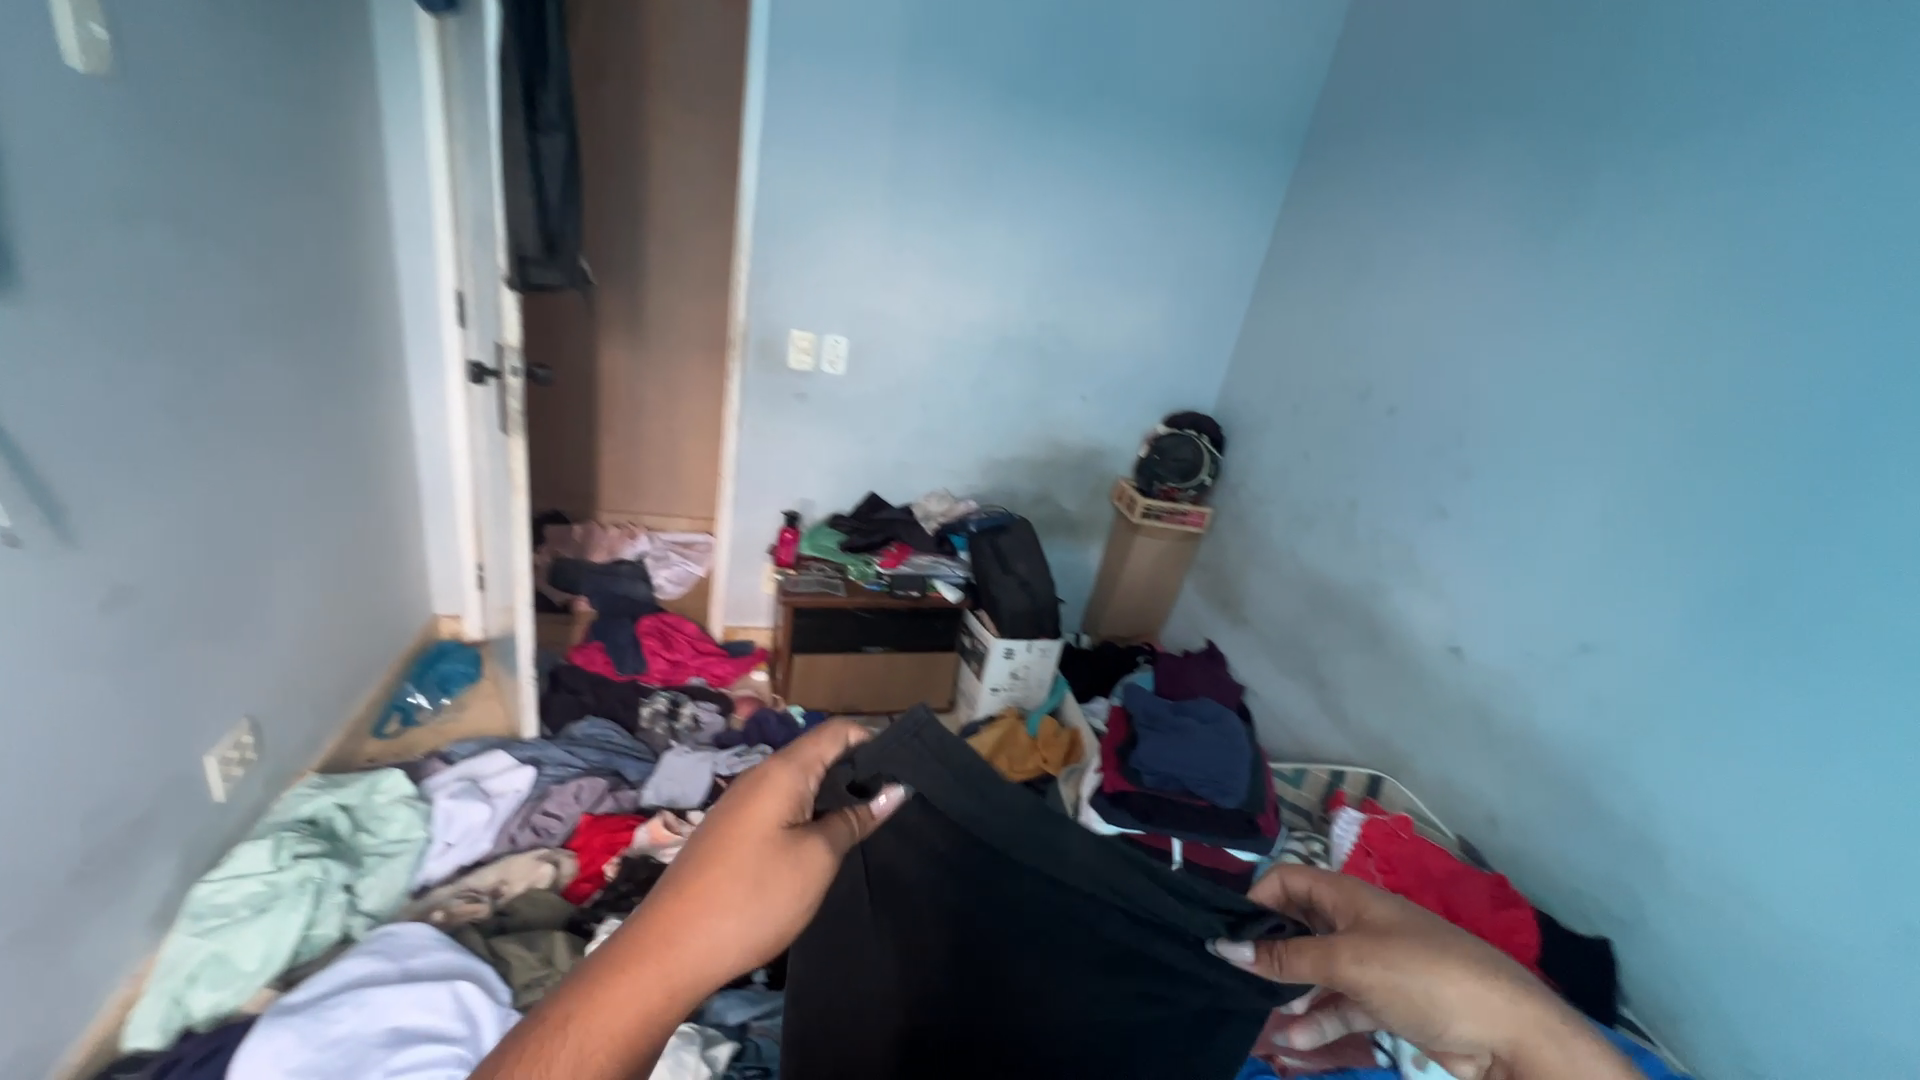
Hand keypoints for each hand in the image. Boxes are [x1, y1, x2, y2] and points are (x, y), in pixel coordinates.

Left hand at [602, 719, 908, 1005]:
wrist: (670, 950)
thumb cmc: (753, 897)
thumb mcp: (817, 859)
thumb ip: (854, 820)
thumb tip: (893, 790)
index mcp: (783, 771)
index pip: (836, 731)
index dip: (872, 739)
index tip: (904, 765)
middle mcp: (759, 777)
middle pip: (816, 754)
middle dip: (856, 769)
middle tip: (893, 797)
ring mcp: (741, 804)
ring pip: (798, 782)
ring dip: (832, 795)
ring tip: (867, 820)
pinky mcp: (731, 831)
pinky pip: (779, 805)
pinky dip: (808, 813)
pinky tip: (822, 841)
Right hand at [1213, 865, 1635, 1079]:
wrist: (1511, 1033)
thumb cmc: (1420, 975)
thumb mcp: (1346, 962)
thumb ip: (1285, 957)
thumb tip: (1225, 946)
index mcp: (1346, 896)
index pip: (1285, 881)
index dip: (1255, 900)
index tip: (1227, 933)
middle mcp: (1355, 924)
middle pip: (1298, 930)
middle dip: (1266, 957)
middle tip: (1232, 982)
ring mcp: (1372, 966)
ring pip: (1316, 975)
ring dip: (1289, 998)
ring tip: (1258, 1023)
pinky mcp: (1388, 1004)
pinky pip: (1341, 1008)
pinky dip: (1319, 1024)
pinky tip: (1293, 1045)